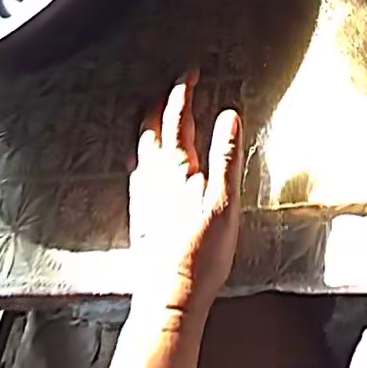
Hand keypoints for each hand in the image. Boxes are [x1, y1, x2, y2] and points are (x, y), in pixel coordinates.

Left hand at [129, 74, 242, 317]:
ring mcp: (142, 188)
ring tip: (158, 109)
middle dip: (163, 99)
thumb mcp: (224, 201)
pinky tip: (145, 154)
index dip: (183, 89)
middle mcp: (152, 170)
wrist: (169, 296)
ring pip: (140, 141)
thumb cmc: (202, 252)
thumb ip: (226, 155)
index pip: (178, 115)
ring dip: (150, 118)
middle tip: (176, 85)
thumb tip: (230, 115)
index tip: (190, 71)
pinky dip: (143, 144)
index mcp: (175, 164)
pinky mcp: (139, 206)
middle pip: (152, 122)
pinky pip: (136, 161)